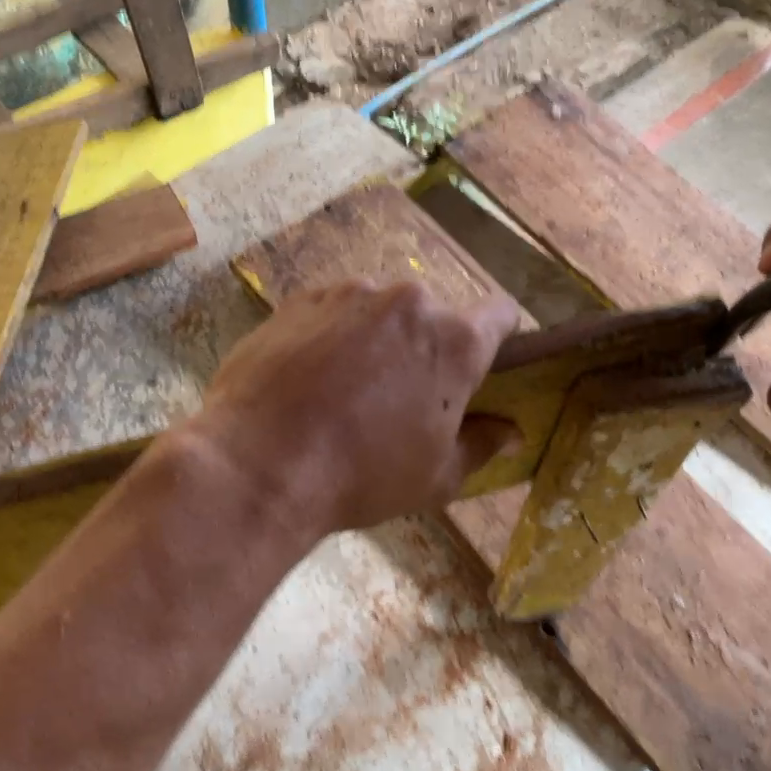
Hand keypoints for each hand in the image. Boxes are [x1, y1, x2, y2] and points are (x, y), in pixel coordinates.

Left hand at [184, 281, 524, 535]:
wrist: (259, 461)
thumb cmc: (361, 476)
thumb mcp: (435, 477)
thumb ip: (480, 445)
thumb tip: (511, 431)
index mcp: (453, 340)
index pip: (499, 314)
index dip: (497, 336)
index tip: (483, 362)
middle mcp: (408, 301)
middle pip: (431, 315)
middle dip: (424, 346)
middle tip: (399, 395)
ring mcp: (350, 293)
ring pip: (379, 310)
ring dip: (375, 338)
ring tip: (344, 389)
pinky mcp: (300, 298)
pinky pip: (332, 311)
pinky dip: (330, 335)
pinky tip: (307, 378)